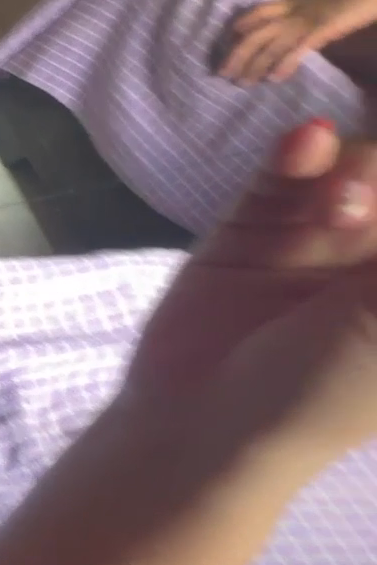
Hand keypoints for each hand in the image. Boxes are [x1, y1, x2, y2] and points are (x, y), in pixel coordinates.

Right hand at [124, 120, 376, 462]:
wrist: (204, 419)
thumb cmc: (331, 390)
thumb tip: (374, 182)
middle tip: (365, 204)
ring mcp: (323, 230)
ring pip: (360, 159)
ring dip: (359, 158)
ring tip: (338, 199)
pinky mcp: (253, 228)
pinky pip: (285, 173)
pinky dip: (299, 152)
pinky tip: (304, 144)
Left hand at [221, 0, 349, 83]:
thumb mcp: (325, 7)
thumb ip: (305, 20)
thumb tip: (286, 44)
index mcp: (297, 3)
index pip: (261, 11)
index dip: (242, 24)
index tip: (231, 40)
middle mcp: (298, 11)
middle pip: (256, 33)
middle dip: (237, 54)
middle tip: (224, 73)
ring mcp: (311, 18)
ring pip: (272, 44)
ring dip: (256, 65)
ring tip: (245, 83)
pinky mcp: (326, 26)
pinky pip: (299, 46)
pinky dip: (285, 62)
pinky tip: (276, 77)